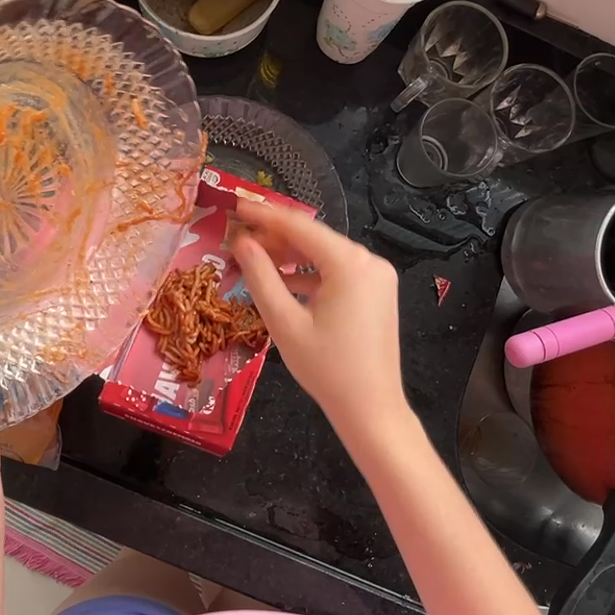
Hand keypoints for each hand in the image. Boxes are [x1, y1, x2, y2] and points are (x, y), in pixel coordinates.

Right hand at [229, 199, 408, 438]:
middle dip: (276, 237)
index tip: (237, 205)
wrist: (372, 409)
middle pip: (314, 238)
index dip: (265, 215)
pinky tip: (283, 281)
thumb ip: (261, 277)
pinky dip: (311, 274)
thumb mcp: (284, 323)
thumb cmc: (326, 369)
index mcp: (350, 264)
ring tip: (255, 260)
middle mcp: (369, 261)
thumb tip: (241, 243)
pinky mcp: (377, 292)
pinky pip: (339, 272)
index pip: (300, 226)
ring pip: (326, 254)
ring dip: (292, 256)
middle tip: (239, 239)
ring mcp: (377, 276)